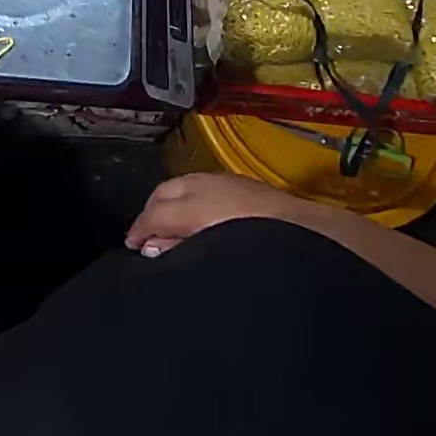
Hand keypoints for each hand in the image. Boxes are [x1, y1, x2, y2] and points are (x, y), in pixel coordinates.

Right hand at [124, 173, 329, 257]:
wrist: (305, 233)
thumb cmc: (258, 248)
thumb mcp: (211, 255)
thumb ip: (177, 250)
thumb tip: (153, 248)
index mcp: (194, 204)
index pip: (153, 213)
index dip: (138, 230)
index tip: (131, 246)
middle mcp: (204, 185)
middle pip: (164, 192)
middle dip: (150, 211)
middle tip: (144, 235)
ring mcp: (223, 180)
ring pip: (182, 184)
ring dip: (170, 202)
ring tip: (167, 225)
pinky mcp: (240, 181)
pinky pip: (202, 184)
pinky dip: (189, 197)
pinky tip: (196, 215)